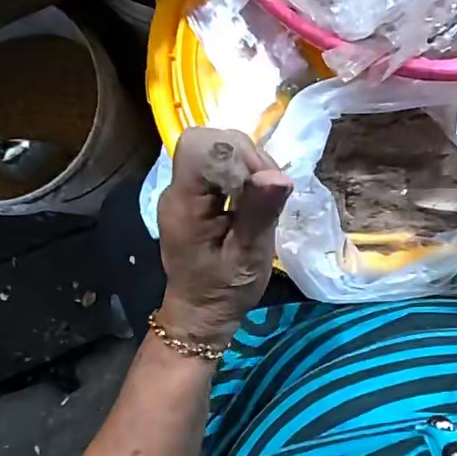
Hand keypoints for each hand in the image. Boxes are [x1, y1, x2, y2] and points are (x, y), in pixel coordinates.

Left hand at [155, 128, 292, 344]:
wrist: (199, 313)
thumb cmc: (223, 291)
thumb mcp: (248, 257)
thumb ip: (259, 213)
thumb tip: (278, 175)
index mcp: (184, 202)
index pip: (200, 145)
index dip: (236, 154)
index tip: (262, 183)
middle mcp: (177, 189)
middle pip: (210, 142)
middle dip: (247, 158)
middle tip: (269, 192)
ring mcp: (184, 191)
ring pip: (217, 150)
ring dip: (248, 166)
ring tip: (263, 199)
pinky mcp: (194, 196)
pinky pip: (218, 167)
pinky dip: (242, 175)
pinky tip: (253, 201)